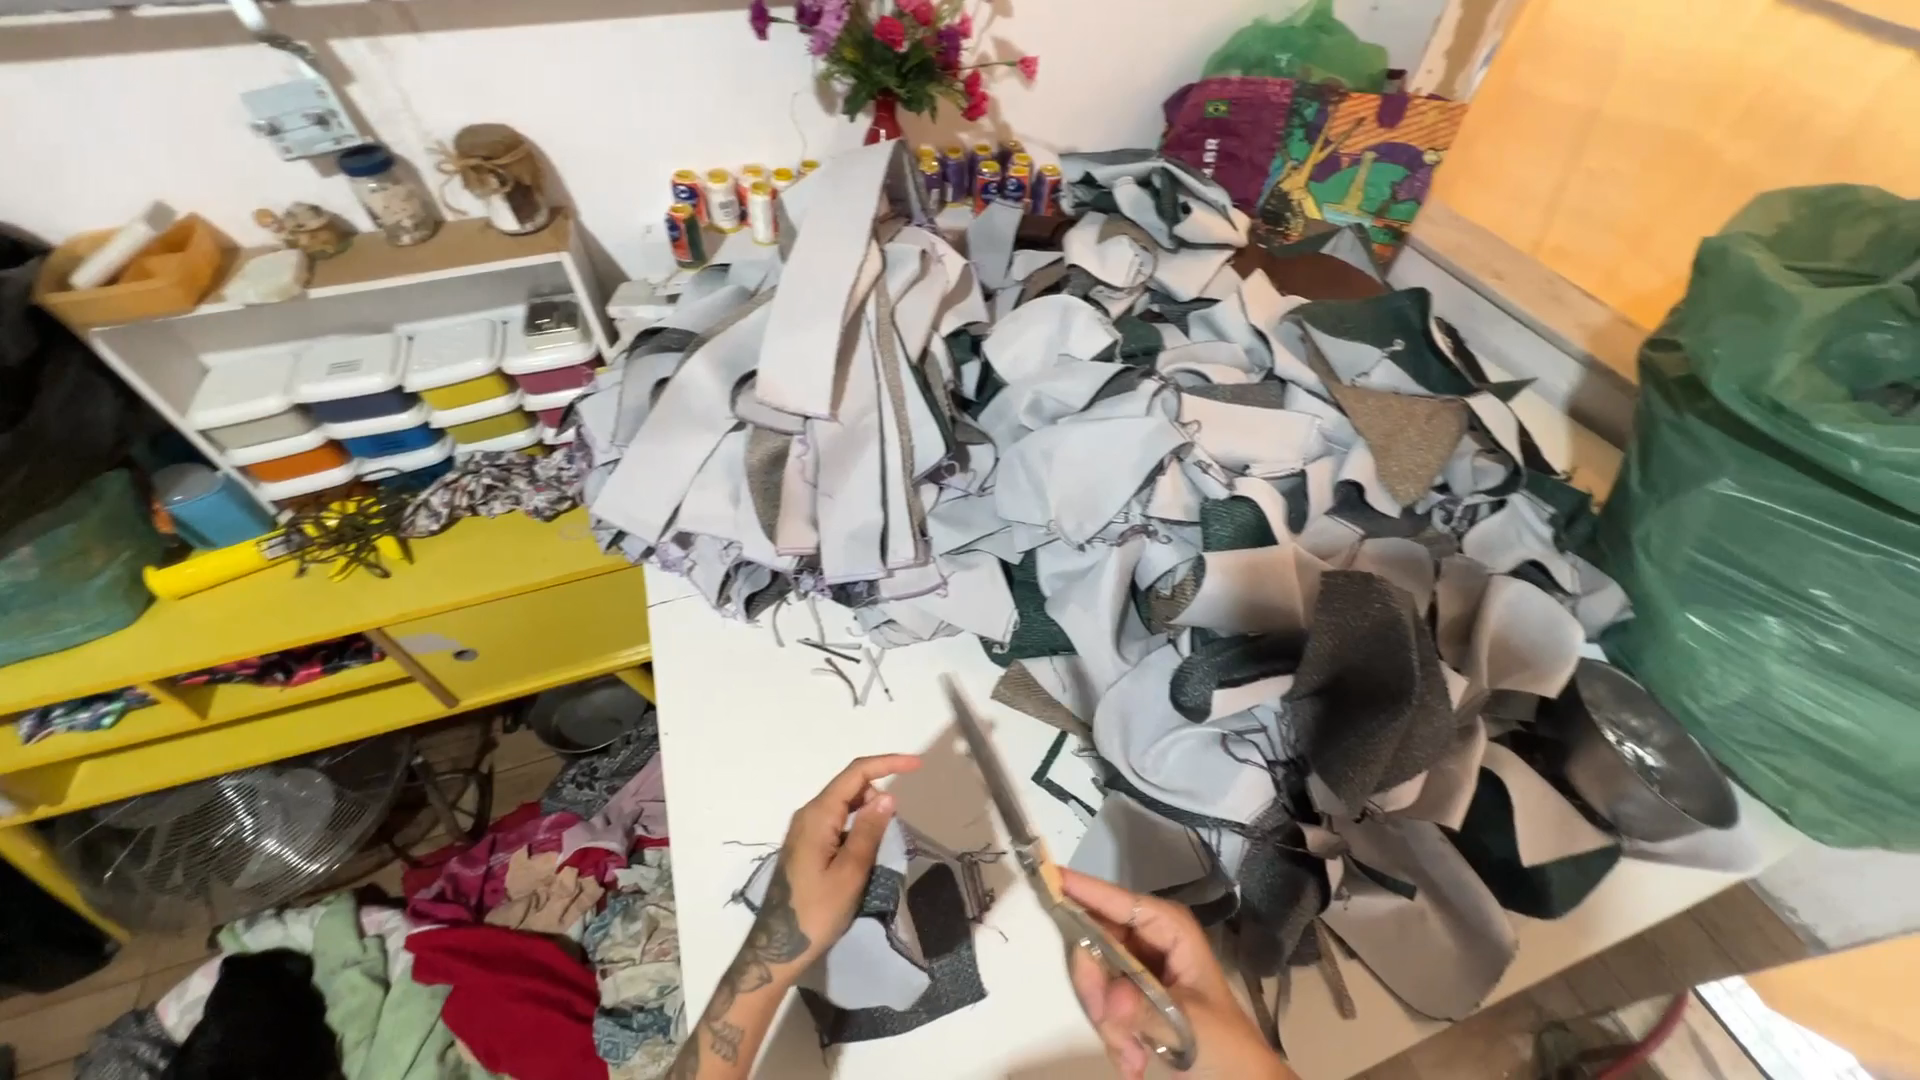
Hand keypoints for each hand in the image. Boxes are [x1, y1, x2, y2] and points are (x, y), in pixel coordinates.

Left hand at [762, 754, 922, 970]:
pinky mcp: (806, 844)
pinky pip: (837, 820)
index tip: (917, 764)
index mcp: (818, 815)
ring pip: (844, 803)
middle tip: (896, 824)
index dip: (888, 763)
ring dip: (868, 810)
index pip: (856, 773)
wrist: (776, 948)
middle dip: (878, 791)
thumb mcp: (850, 872)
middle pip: (850, 785)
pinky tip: (865, 849)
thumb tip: (887, 795)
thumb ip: (869, 830)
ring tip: (881, 841)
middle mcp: (808, 814)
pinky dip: (857, 824)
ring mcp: (805, 829)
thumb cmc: (816, 912)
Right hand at [1060, 869, 1296, 1079]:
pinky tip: (1133, 1060)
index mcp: (1167, 928)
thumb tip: (1109, 995)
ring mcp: (1135, 966)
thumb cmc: (1227, 1045)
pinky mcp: (1127, 994)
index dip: (1083, 889)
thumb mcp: (1189, 1027)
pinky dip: (1111, 1036)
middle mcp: (1146, 938)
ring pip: (1093, 976)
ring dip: (1106, 1022)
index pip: (1118, 901)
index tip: (1048, 879)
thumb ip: (1145, 1009)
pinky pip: (1098, 1003)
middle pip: (1095, 940)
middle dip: (1096, 987)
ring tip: (1133, 1055)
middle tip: (1107, 1020)